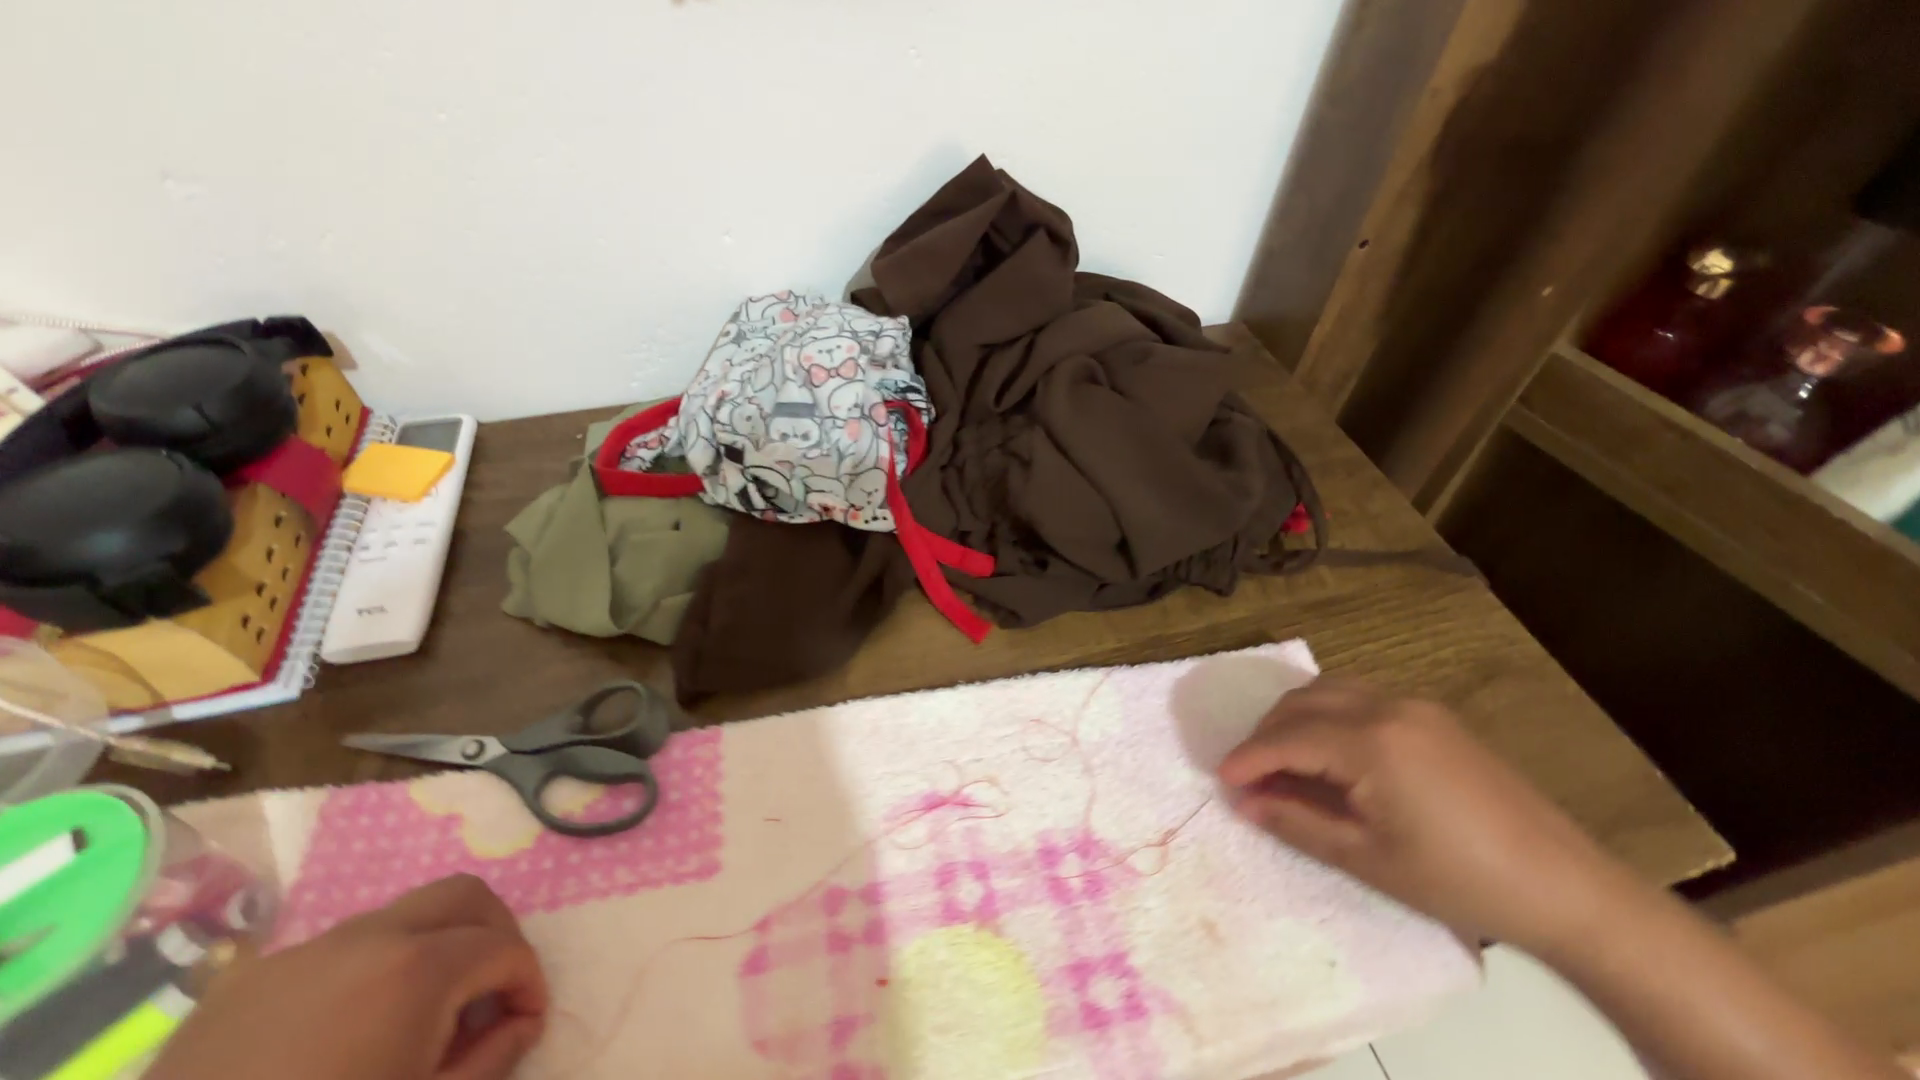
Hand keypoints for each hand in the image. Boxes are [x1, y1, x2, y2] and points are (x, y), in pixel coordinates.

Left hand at [148, 875, 547, 1079]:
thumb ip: (492, 1059)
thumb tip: (520, 1021)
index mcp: (418, 968)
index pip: (505, 948)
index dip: (530, 981)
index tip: (527, 1020)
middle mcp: (368, 937)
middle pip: (461, 895)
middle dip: (495, 932)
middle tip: (496, 985)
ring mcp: (302, 952)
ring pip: (397, 917)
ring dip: (432, 946)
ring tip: (423, 1012)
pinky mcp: (247, 979)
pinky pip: (333, 951)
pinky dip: (370, 969)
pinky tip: (348, 1030)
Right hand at [1217, 680, 1633, 950]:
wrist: (1561, 884)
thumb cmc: (1456, 879)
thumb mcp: (1365, 858)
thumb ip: (1296, 821)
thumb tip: (1245, 801)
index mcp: (1371, 742)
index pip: (1287, 738)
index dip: (1248, 758)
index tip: (1219, 780)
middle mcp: (1389, 707)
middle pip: (1303, 702)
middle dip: (1265, 733)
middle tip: (1246, 774)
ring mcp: (1417, 706)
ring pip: (1331, 691)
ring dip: (1295, 718)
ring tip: (1280, 762)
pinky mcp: (1436, 717)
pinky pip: (1362, 698)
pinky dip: (1329, 715)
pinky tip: (1327, 752)